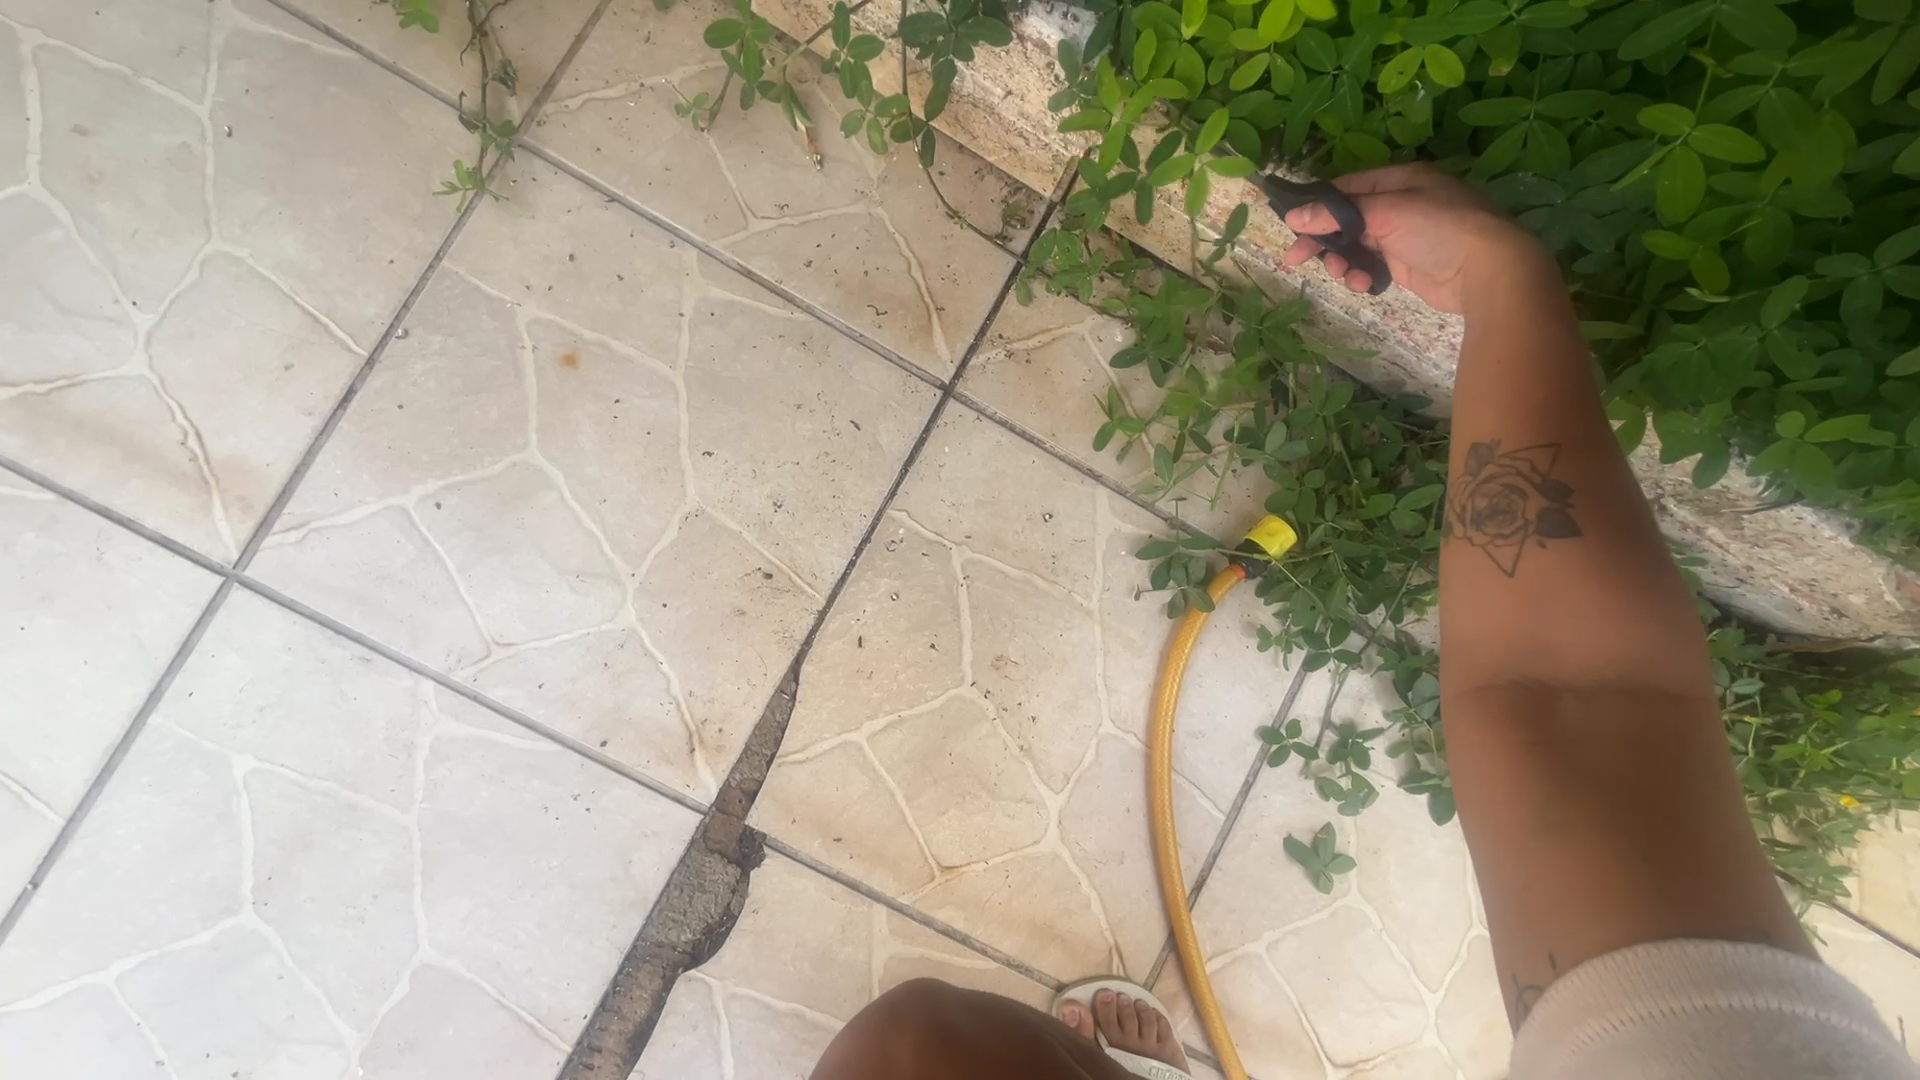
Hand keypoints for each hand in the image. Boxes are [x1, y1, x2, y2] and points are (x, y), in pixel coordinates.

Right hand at [1280, 164, 1542, 314]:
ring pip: (1353, 247)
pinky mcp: (1402, 263)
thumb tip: (1293, 215)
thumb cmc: (1439, 228)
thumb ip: (1338, 213)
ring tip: (1348, 275)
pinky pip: (1368, 266)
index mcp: (1398, 181)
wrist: (1484, 270)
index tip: (1291, 226)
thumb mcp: (1386, 213)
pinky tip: (1367, 284)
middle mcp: (1398, 205)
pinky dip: (1361, 275)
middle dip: (1324, 241)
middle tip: (1296, 259)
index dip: (1316, 206)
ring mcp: (1400, 235)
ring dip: (1342, 263)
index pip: (1345, 188)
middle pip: (1345, 221)